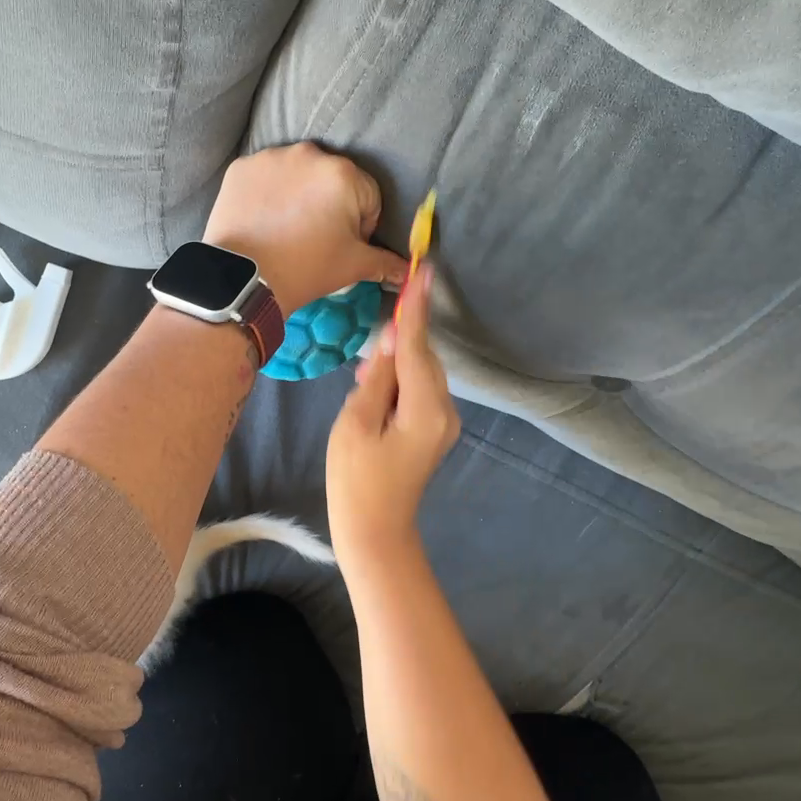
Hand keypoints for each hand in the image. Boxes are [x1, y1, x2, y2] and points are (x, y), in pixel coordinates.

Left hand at [203, 142, 408, 313]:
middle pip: (332, 181)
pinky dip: (267, 194)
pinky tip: (262, 221)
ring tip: (286, 231)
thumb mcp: (353, 267)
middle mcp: (309, 154)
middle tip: (313, 240)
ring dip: (298, 197)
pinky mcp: (241, 167)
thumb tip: (409, 269)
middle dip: (330, 206)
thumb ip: (387, 262)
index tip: (342, 247)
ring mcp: (271, 157)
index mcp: (344, 174)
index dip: (361, 226)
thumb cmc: (307, 269)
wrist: (244, 281)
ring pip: (297, 175)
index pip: (368, 197)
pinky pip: (264, 177)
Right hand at [326, 265, 460, 553]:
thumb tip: (392, 339)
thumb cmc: (356, 479)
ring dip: (396, 366)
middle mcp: (445, 411)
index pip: (418, 346)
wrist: (375, 531)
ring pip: (422, 374)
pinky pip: (420, 392)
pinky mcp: (436, 431)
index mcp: (425, 408)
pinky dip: (400, 383)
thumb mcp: (356, 421)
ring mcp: (445, 423)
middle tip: (365, 359)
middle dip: (398, 345)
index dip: (416, 308)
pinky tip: (377, 394)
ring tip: (364, 381)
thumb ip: (377, 376)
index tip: (424, 270)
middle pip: (423, 359)